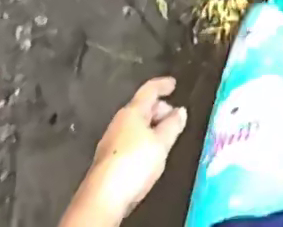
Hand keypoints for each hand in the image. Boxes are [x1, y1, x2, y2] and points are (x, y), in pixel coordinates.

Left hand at [71, 77, 189, 223]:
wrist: (102, 198)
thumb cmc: (135, 162)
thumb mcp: (161, 143)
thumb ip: (173, 125)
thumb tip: (180, 111)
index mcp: (132, 112)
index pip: (149, 90)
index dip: (162, 85)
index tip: (173, 84)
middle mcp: (119, 122)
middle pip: (141, 107)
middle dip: (159, 109)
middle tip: (174, 118)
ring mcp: (110, 141)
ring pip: (135, 125)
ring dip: (150, 126)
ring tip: (164, 137)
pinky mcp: (107, 159)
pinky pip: (129, 140)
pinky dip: (142, 139)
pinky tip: (148, 154)